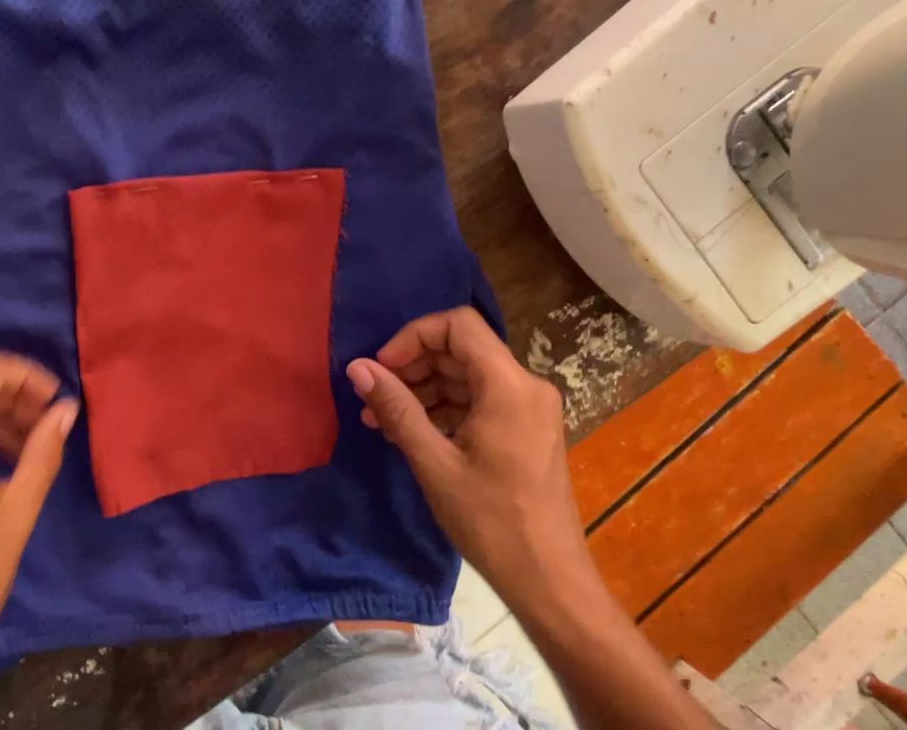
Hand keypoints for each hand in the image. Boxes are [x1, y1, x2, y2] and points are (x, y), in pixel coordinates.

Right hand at [348, 310, 713, 729]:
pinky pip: (478, 400)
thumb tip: (356, 367)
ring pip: (466, 376)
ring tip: (381, 420)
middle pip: (460, 349)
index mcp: (510, 386)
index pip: (458, 326)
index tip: (382, 368)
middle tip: (373, 398)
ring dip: (422, 390)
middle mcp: (525, 386)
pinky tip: (410, 433)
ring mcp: (529, 409)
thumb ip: (396, 408)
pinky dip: (443, 409)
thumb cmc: (491, 521)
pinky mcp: (525, 430)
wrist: (550, 581)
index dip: (413, 337)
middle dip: (412, 366)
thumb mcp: (434, 462)